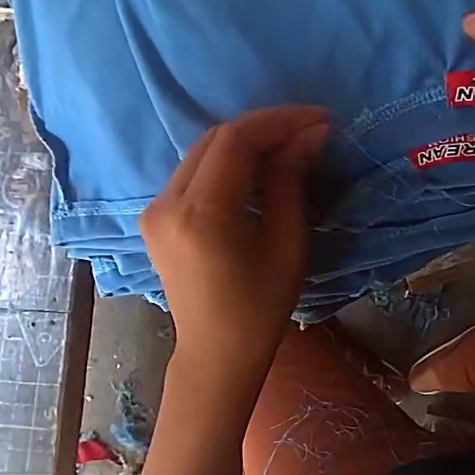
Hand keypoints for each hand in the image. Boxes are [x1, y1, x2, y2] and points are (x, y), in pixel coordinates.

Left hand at [142, 105, 330, 371]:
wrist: (216, 354)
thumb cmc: (260, 309)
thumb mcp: (286, 245)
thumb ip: (290, 182)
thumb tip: (312, 134)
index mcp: (200, 214)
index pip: (235, 140)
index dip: (280, 122)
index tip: (320, 120)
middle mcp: (166, 203)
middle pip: (215, 139)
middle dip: (265, 128)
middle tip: (309, 131)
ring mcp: (154, 209)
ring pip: (202, 152)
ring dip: (247, 143)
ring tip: (290, 147)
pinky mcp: (155, 216)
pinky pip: (193, 172)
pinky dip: (227, 163)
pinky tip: (258, 169)